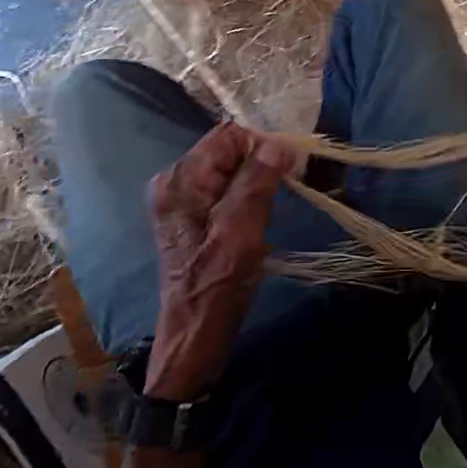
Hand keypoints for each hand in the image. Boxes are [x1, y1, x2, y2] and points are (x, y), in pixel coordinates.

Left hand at [145, 123, 298, 401]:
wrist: (195, 332)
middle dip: (260, 165)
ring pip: (228, 172)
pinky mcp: (190, 216)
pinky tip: (255, 222)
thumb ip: (257, 182)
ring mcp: (180, 199)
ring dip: (255, 184)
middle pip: (227, 151)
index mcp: (181, 179)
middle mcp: (175, 181)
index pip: (228, 136)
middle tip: (285, 190)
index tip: (291, 167)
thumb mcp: (241, 230)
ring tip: (268, 213)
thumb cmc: (218, 282)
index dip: (262, 145)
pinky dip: (245, 199)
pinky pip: (224, 191)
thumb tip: (278, 143)